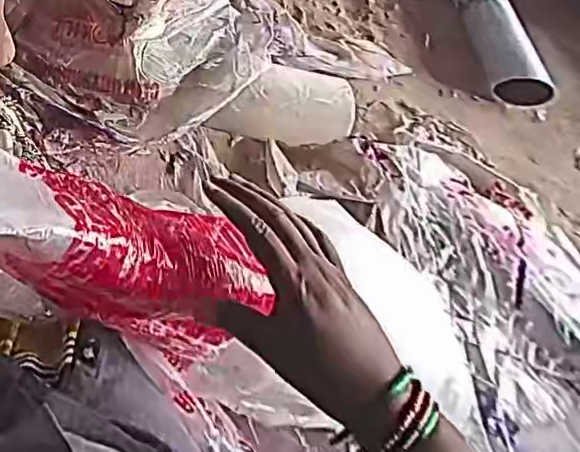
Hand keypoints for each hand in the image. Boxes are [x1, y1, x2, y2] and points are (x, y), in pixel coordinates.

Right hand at [206, 176, 404, 440]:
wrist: (383, 400)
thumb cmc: (325, 374)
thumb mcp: (272, 348)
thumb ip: (234, 318)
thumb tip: (196, 303)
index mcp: (294, 279)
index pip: (257, 228)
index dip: (231, 204)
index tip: (209, 188)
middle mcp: (315, 267)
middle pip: (278, 217)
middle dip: (246, 193)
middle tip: (221, 179)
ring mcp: (334, 272)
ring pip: (298, 223)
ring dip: (270, 202)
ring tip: (248, 191)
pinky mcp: (345, 281)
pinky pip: (318, 237)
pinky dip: (296, 219)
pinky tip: (291, 220)